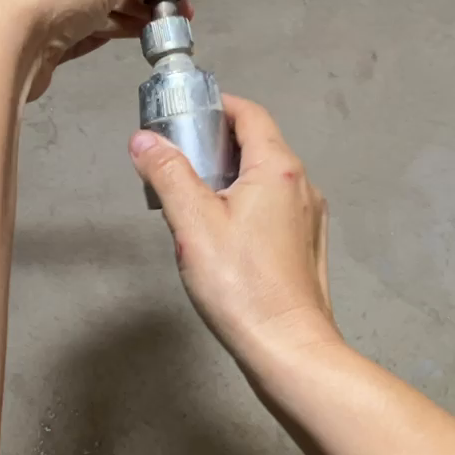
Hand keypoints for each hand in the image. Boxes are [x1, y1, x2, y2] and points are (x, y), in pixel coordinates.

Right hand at [129, 95, 341, 365]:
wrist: (287, 348)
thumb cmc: (239, 283)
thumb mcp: (192, 224)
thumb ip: (167, 175)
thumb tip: (144, 139)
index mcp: (278, 169)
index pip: (250, 114)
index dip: (217, 107)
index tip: (184, 117)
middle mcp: (302, 185)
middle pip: (259, 145)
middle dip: (217, 144)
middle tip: (178, 161)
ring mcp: (309, 218)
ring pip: (267, 179)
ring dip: (232, 176)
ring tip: (194, 199)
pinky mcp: (307, 246)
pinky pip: (275, 207)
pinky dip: (248, 203)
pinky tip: (224, 234)